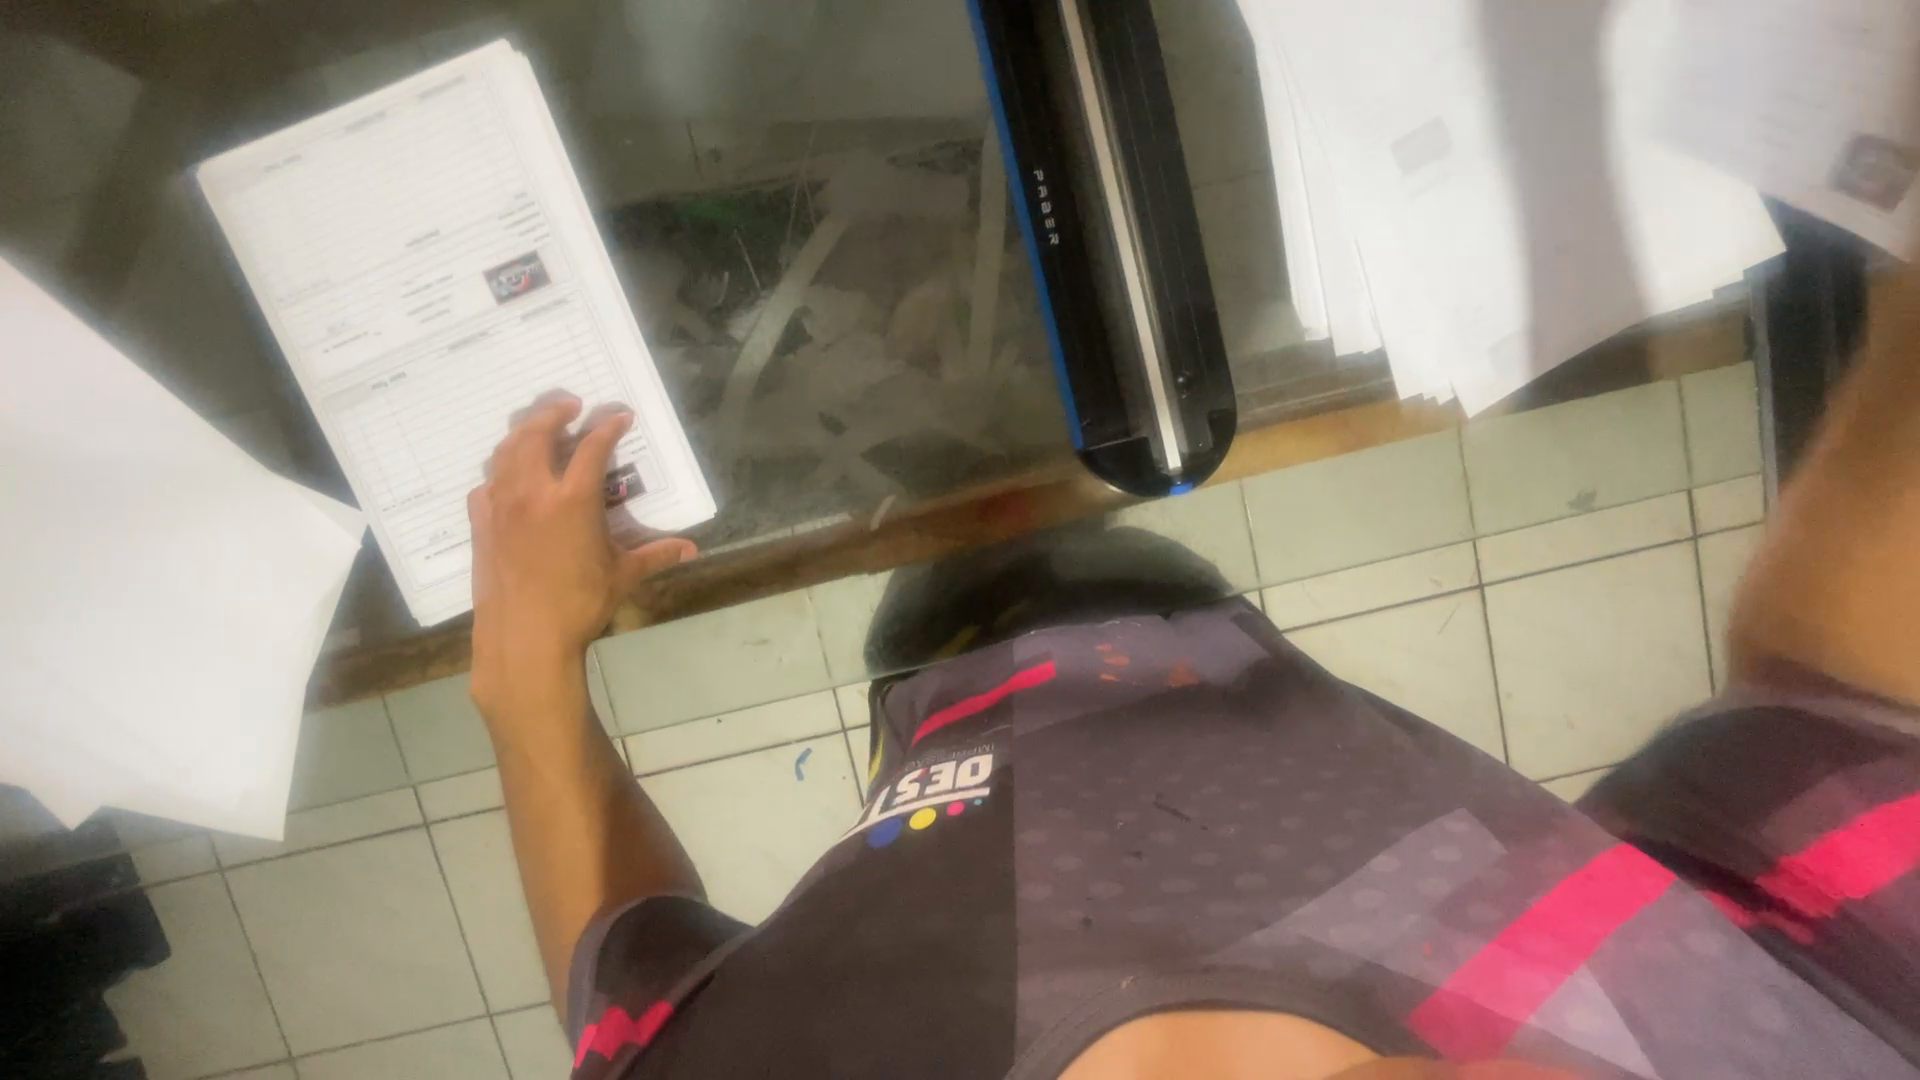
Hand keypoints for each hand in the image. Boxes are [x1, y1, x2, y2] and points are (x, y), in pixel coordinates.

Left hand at [467, 394, 694, 723]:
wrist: (523, 636)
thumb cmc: (580, 603)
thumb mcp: (624, 575)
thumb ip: (657, 554)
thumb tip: (692, 549)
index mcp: (573, 500)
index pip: (592, 447)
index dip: (608, 426)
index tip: (619, 415)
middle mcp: (533, 492)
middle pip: (537, 433)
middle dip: (554, 412)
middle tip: (570, 404)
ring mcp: (501, 505)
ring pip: (505, 451)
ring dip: (523, 431)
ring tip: (537, 427)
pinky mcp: (480, 522)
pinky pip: (487, 482)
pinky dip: (500, 469)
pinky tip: (509, 477)